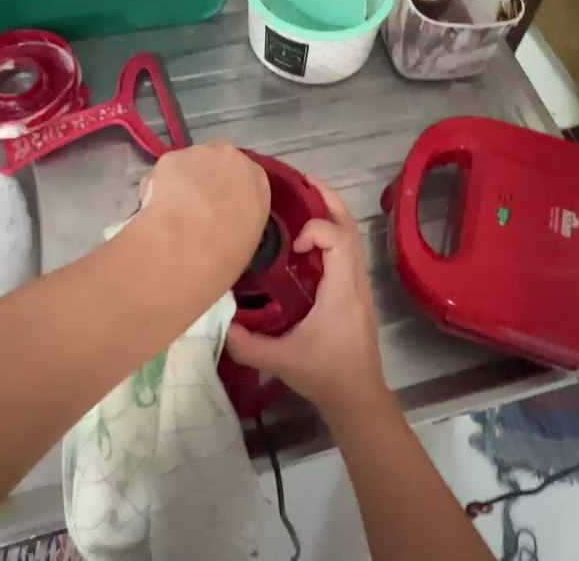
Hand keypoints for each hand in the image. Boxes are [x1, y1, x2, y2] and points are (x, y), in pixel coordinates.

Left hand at [138, 141, 269, 278]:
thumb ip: (238, 220)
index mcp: (257, 180)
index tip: (219, 210)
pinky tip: (156, 209)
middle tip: (194, 208)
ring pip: (189, 164)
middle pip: (217, 162)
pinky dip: (159, 187)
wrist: (189, 244)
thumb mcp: (246, 240)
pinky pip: (165, 172)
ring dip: (181, 181)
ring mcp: (200, 153)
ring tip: (171, 212)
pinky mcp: (170, 158)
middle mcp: (232, 158)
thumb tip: (221, 223)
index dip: (229, 193)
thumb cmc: (226, 253)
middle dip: (206, 179)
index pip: (245, 179)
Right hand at [224, 178, 389, 420]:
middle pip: (351, 226)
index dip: (317, 229)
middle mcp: (355, 280)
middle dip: (327, 198)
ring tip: (303, 198)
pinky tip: (307, 237)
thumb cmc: (325, 375)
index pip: (339, 238)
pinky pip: (348, 249)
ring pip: (352, 236)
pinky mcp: (355, 292)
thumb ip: (248, 343)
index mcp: (342, 289)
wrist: (359, 397)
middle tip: (300, 180)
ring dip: (331, 212)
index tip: (294, 244)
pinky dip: (332, 232)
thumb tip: (219, 321)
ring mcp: (359, 284)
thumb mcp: (281, 361)